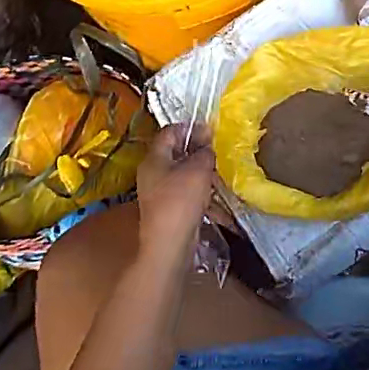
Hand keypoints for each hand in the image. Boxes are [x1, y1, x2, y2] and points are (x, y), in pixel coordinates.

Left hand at [136, 123, 215, 255]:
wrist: (170, 241)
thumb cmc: (181, 200)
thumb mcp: (198, 169)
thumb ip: (205, 153)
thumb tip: (207, 148)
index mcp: (153, 158)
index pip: (169, 132)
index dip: (190, 127)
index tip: (210, 130)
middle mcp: (151, 172)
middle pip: (174, 152)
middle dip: (196, 148)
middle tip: (215, 149)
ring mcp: (157, 191)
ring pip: (180, 172)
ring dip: (198, 169)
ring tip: (217, 170)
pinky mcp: (166, 207)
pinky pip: (183, 190)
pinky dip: (198, 187)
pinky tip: (212, 193)